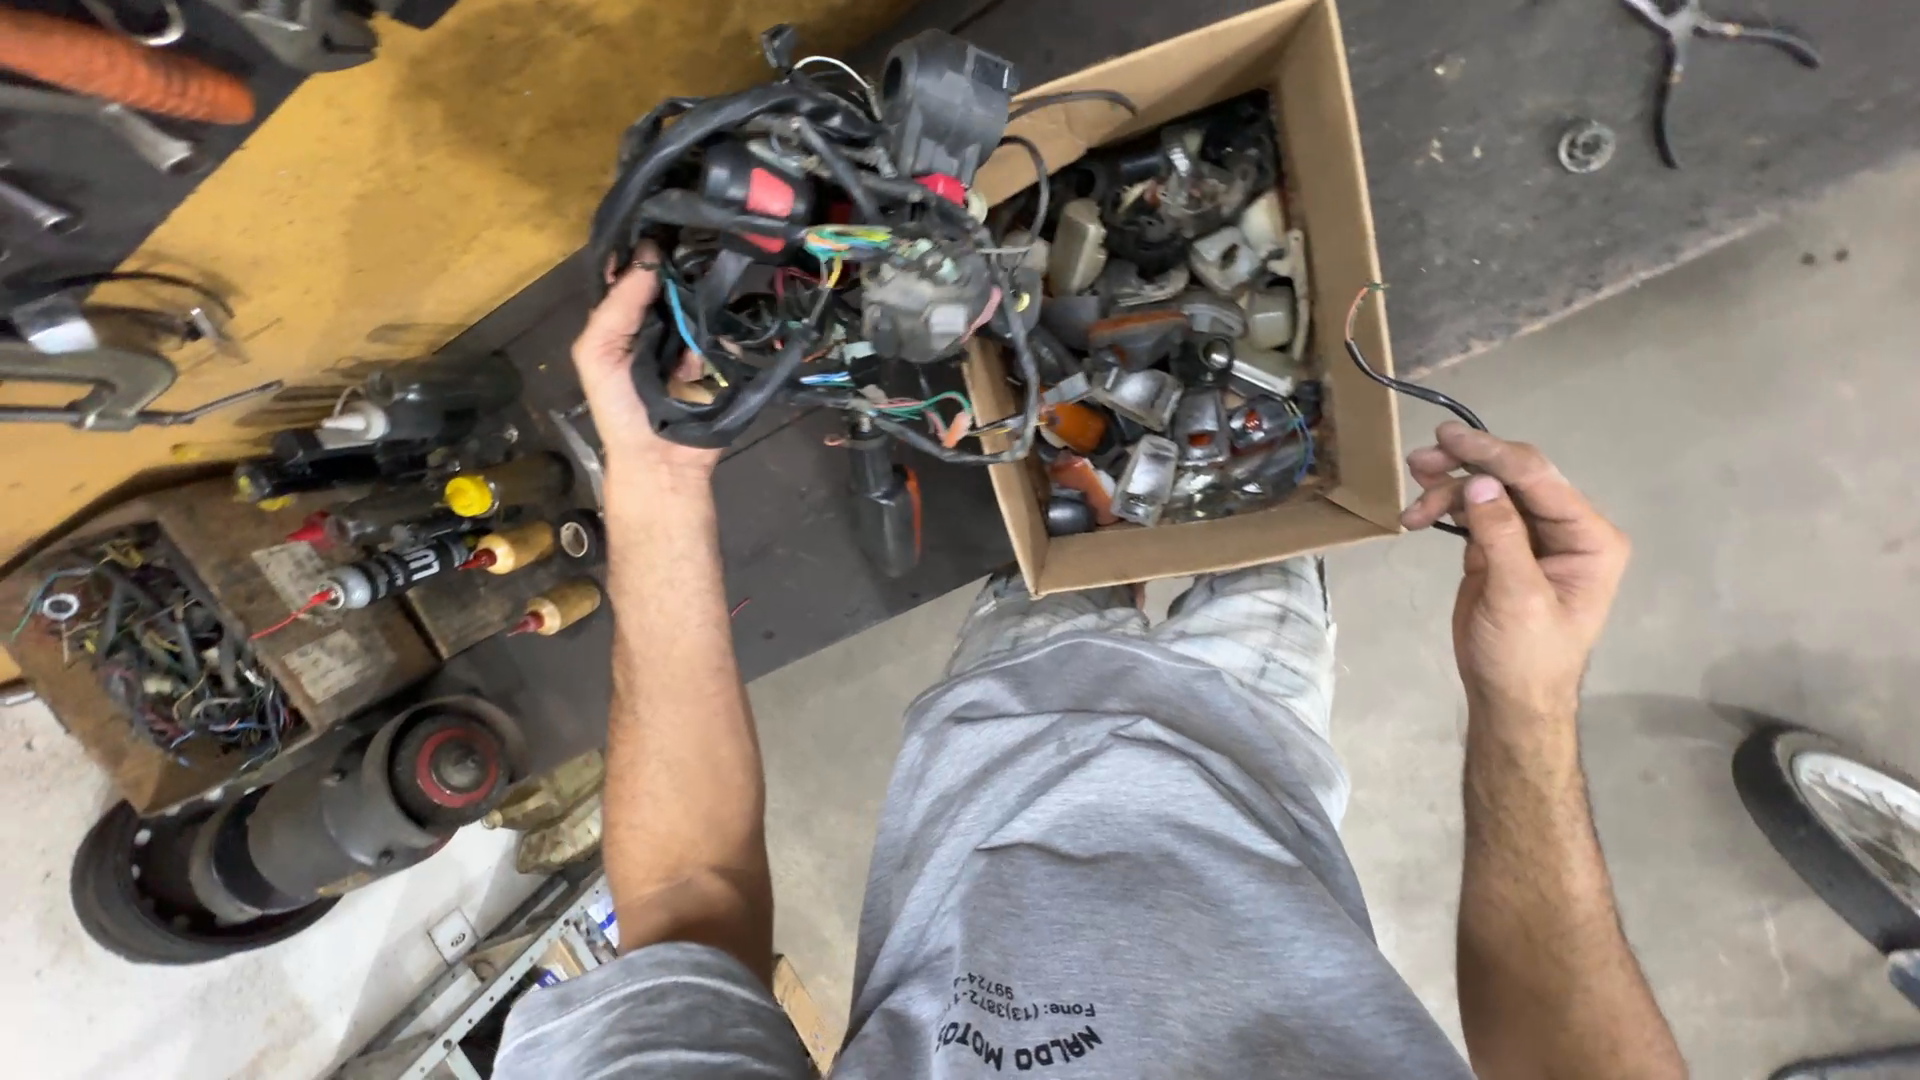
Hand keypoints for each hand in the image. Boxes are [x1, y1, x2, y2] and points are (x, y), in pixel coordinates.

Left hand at [572, 242, 719, 483]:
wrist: (661, 460)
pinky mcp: (723, 358)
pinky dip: (728, 320)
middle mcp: (661, 323)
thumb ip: (615, 306)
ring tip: (718, 253)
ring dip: (708, 284)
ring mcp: (695, 340)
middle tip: (696, 227)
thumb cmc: (619, 407)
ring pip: (703, 300)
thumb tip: (649, 258)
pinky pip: (729, 330)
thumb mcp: (596, 352)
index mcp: (626, 319)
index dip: (643, 247)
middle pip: (673, 280)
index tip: (660, 215)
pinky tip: (732, 302)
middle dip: (682, 258)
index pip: (634, 272)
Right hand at [1399, 423, 1629, 720]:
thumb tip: (1481, 482)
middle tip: (1419, 461)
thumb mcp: (1517, 597)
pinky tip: (1417, 516)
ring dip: (1447, 489)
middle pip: (1512, 478)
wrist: (1507, 696)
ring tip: (1411, 500)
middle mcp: (1564, 529)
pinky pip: (1471, 513)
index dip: (1493, 454)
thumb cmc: (1525, 654)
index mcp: (1589, 537)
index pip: (1539, 479)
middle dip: (1466, 466)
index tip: (1447, 437)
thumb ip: (1502, 537)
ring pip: (1486, 492)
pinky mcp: (1498, 549)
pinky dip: (1443, 508)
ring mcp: (1529, 537)